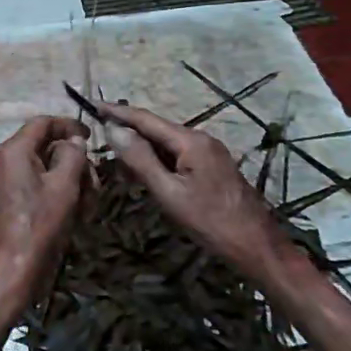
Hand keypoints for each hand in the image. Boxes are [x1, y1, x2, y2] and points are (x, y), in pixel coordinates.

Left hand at [0, 116, 89, 294]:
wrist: (17, 267)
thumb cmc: (41, 223)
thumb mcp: (64, 184)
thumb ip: (73, 155)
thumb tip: (75, 140)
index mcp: (16, 150)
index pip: (43, 122)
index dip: (69, 125)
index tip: (92, 136)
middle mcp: (11, 161)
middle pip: (50, 147)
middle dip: (77, 163)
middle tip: (95, 184)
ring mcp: (15, 181)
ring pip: (52, 169)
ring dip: (75, 182)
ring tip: (88, 205)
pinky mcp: (21, 200)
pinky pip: (46, 187)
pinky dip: (65, 195)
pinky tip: (80, 215)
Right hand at [97, 102, 282, 271]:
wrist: (256, 246)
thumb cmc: (210, 221)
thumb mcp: (168, 192)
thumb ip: (140, 160)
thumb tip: (113, 130)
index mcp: (191, 140)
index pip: (146, 119)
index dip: (118, 112)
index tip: (94, 104)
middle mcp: (201, 139)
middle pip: (157, 128)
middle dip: (128, 130)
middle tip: (99, 132)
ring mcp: (210, 153)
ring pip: (167, 143)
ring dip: (142, 147)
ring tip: (116, 154)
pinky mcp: (213, 168)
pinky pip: (178, 155)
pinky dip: (157, 159)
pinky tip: (144, 171)